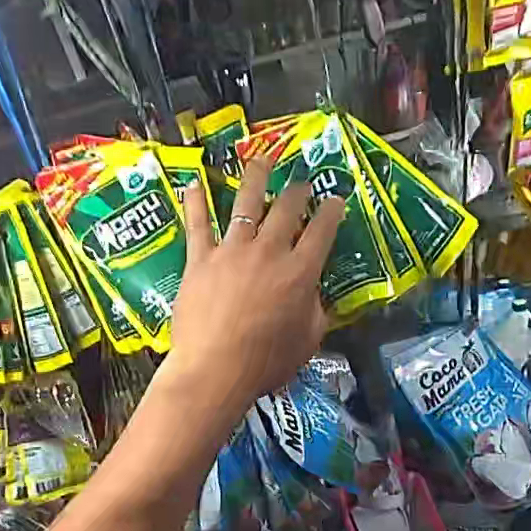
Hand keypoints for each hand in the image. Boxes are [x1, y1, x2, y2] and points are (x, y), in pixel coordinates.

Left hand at [166, 156, 343, 407]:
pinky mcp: (200, 258)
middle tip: (303, 183)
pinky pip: (198, 223)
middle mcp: (269, 252)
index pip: (322, 231)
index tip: (335, 200)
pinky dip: (196, 201)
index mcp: (300, 272)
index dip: (331, 211)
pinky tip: (195, 182)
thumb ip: (315, 309)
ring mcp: (232, 250)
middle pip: (287, 209)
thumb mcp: (308, 339)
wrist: (216, 370)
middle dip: (298, 191)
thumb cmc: (267, 362)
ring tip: (262, 160)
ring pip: (246, 202)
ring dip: (256, 178)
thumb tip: (312, 291)